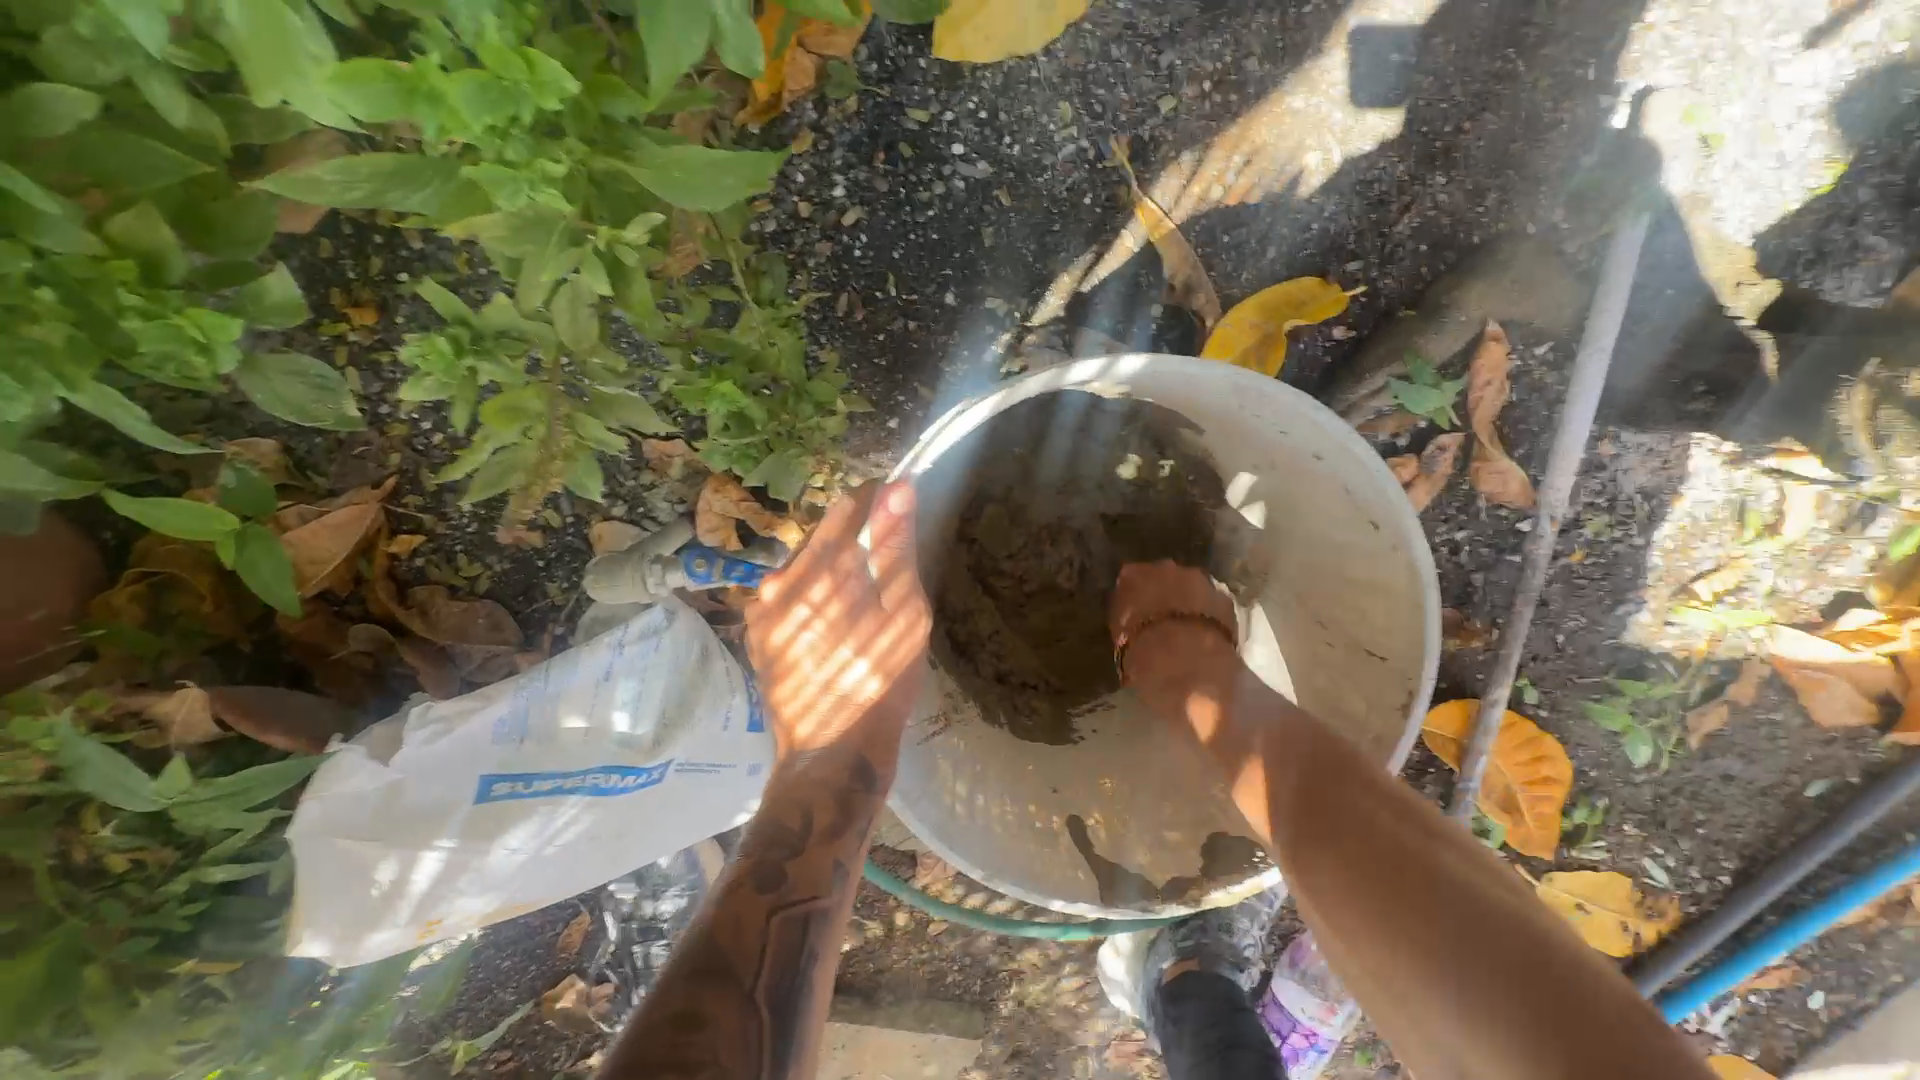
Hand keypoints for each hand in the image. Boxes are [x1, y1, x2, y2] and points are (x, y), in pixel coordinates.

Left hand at [747, 482, 930, 766]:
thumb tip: (898, 488)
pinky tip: (834, 629)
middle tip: (886, 577)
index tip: (901, 517)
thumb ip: (895, 548)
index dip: (881, 505)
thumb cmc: (880, 684)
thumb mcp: (903, 614)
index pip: (850, 506)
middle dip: (857, 543)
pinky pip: (789, 597)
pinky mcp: (756, 633)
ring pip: (805, 566)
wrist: (832, 754)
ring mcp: (761, 608)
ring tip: (862, 608)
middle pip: (825, 535)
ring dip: (833, 572)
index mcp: (820, 568)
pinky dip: (814, 599)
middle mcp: (780, 578)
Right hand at [1110, 561, 1238, 689]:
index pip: (1131, 577)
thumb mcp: (1116, 630)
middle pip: (1165, 576)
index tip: (1133, 608)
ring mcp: (1198, 579)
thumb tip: (1128, 614)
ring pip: (1192, 586)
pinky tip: (1205, 633)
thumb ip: (1123, 614)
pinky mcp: (1224, 598)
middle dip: (1164, 591)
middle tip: (1162, 615)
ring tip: (1185, 626)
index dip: (1134, 593)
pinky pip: (1213, 603)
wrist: (1182, 655)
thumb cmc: (1137, 645)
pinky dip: (1210, 613)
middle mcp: (1166, 568)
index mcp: (1133, 573)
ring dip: (1189, 600)